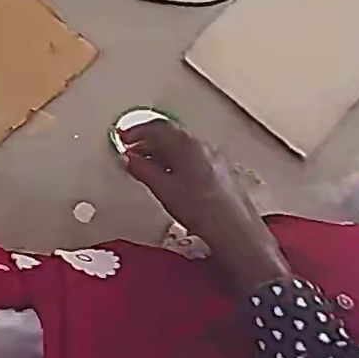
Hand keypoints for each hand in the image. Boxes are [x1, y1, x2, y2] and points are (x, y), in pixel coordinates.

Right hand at [119, 119, 292, 293]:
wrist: (235, 230)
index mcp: (186, 144)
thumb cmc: (202, 210)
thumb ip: (142, 169)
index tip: (123, 137)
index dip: (136, 131)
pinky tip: (169, 175)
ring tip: (146, 164)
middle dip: (147, 140)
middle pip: (170, 133)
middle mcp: (202, 146)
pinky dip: (175, 159)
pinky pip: (193, 156)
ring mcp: (213, 157)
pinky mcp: (220, 170)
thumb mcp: (163, 189)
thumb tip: (129, 159)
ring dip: (161, 151)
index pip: (157, 127)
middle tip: (131, 149)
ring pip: (181, 145)